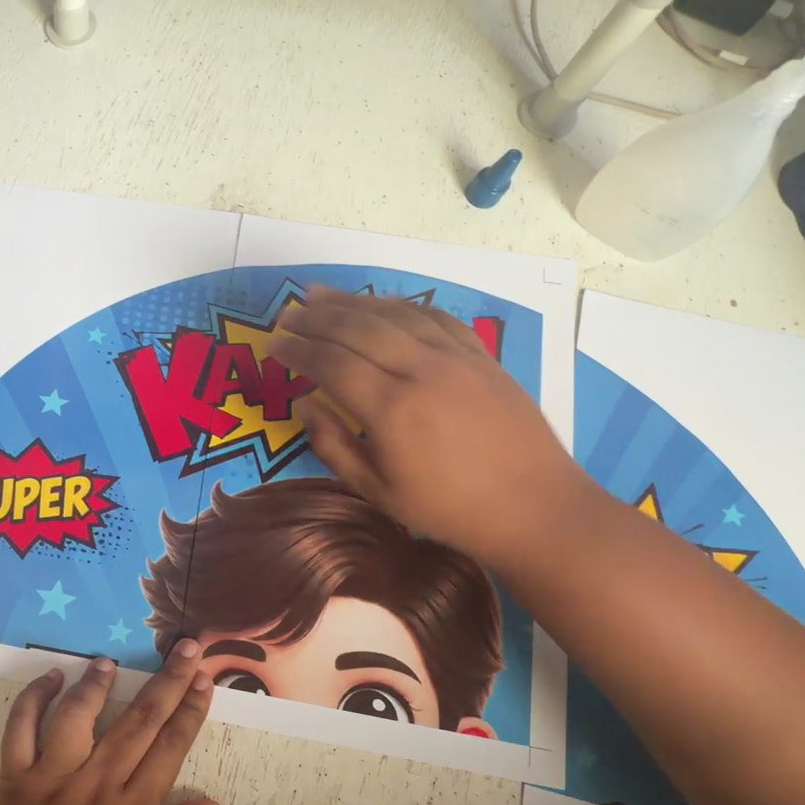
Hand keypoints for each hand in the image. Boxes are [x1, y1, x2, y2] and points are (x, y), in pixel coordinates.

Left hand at [0, 641, 222, 804]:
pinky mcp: (13, 776)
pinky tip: (50, 677)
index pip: (170, 748)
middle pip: (137, 721)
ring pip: (79, 714)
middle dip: (166, 681)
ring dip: (97, 683)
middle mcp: (94, 783)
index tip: (204, 680)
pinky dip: (33, 697)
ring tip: (110, 661)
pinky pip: (21, 726)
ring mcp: (50, 775)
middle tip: (186, 647)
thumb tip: (212, 803)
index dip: (190, 711)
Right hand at [268, 287, 594, 563]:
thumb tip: (303, 405)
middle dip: (317, 318)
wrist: (532, 505)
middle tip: (287, 314)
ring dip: (353, 301)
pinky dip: (400, 305)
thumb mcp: (376, 491)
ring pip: (395, 314)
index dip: (298, 351)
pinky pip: (434, 316)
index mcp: (391, 409)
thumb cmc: (447, 509)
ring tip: (320, 295)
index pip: (332, 364)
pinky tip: (381, 304)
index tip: (272, 345)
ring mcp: (456, 357)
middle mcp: (422, 370)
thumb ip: (333, 445)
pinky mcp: (480, 355)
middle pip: (359, 328)